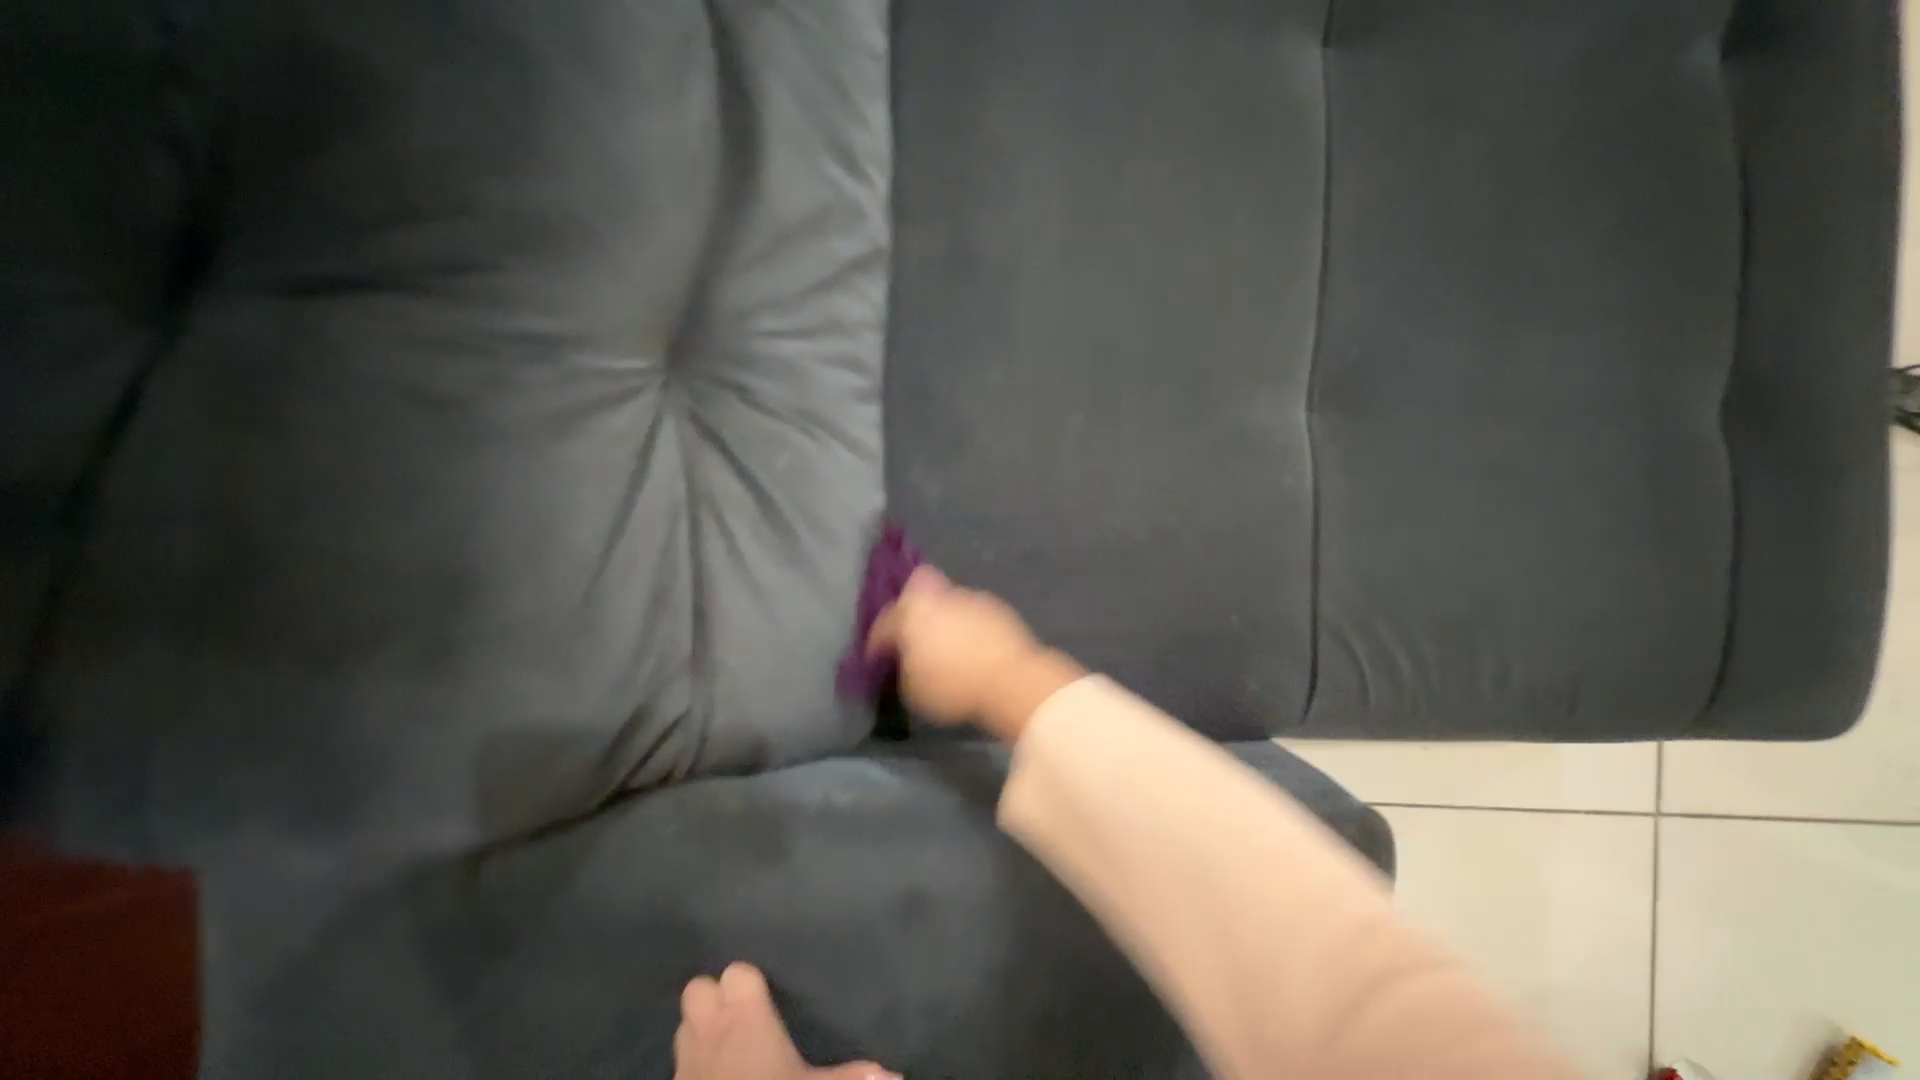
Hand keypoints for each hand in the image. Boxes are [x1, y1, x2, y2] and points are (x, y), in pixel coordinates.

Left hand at [674, 963, 895, 1079]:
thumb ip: (852, 1077)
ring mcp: (685, 1062)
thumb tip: (894, 1075)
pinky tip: (712, 1077)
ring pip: (683, 1024)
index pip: (737, 971)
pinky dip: (692, 1066)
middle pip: (698, 988)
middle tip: (741, 1015)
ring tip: (725, 1044)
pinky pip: (678, 1064)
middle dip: (714, 997)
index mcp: (746, 1017)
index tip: (766, 994)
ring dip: (700, 1029)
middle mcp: (710, 1030)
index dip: (748, 981)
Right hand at [865, 568, 1083, 740]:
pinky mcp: (997, 607)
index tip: (876, 657)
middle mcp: (939, 596)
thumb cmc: (954, 686)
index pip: (885, 622)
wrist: (1012, 680)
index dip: (877, 641)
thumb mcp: (913, 689)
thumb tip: (907, 659)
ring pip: (946, 602)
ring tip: (944, 644)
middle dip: (911, 614)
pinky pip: (971, 613)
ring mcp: (970, 598)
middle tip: (911, 636)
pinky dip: (966, 626)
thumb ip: (904, 667)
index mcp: (911, 613)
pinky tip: (970, 645)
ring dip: (941, 619)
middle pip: (916, 597)